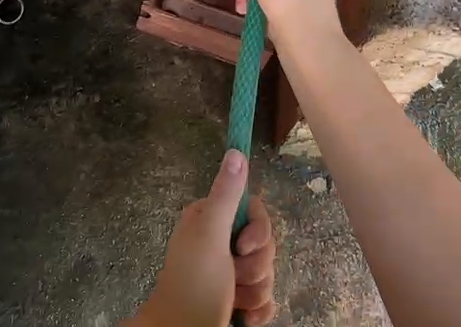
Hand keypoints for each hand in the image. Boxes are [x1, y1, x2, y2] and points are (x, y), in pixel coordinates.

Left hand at [132, 150, 276, 326]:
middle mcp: (221, 243)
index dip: (258, 231)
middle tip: (234, 276)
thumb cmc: (194, 283)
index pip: (254, 211)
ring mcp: (231, 274)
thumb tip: (236, 151)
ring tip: (233, 300)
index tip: (244, 246)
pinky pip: (266, 300)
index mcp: (211, 220)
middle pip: (264, 244)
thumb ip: (226, 194)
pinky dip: (258, 311)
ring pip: (267, 273)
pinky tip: (244, 317)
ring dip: (255, 291)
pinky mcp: (240, 302)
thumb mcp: (210, 234)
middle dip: (255, 266)